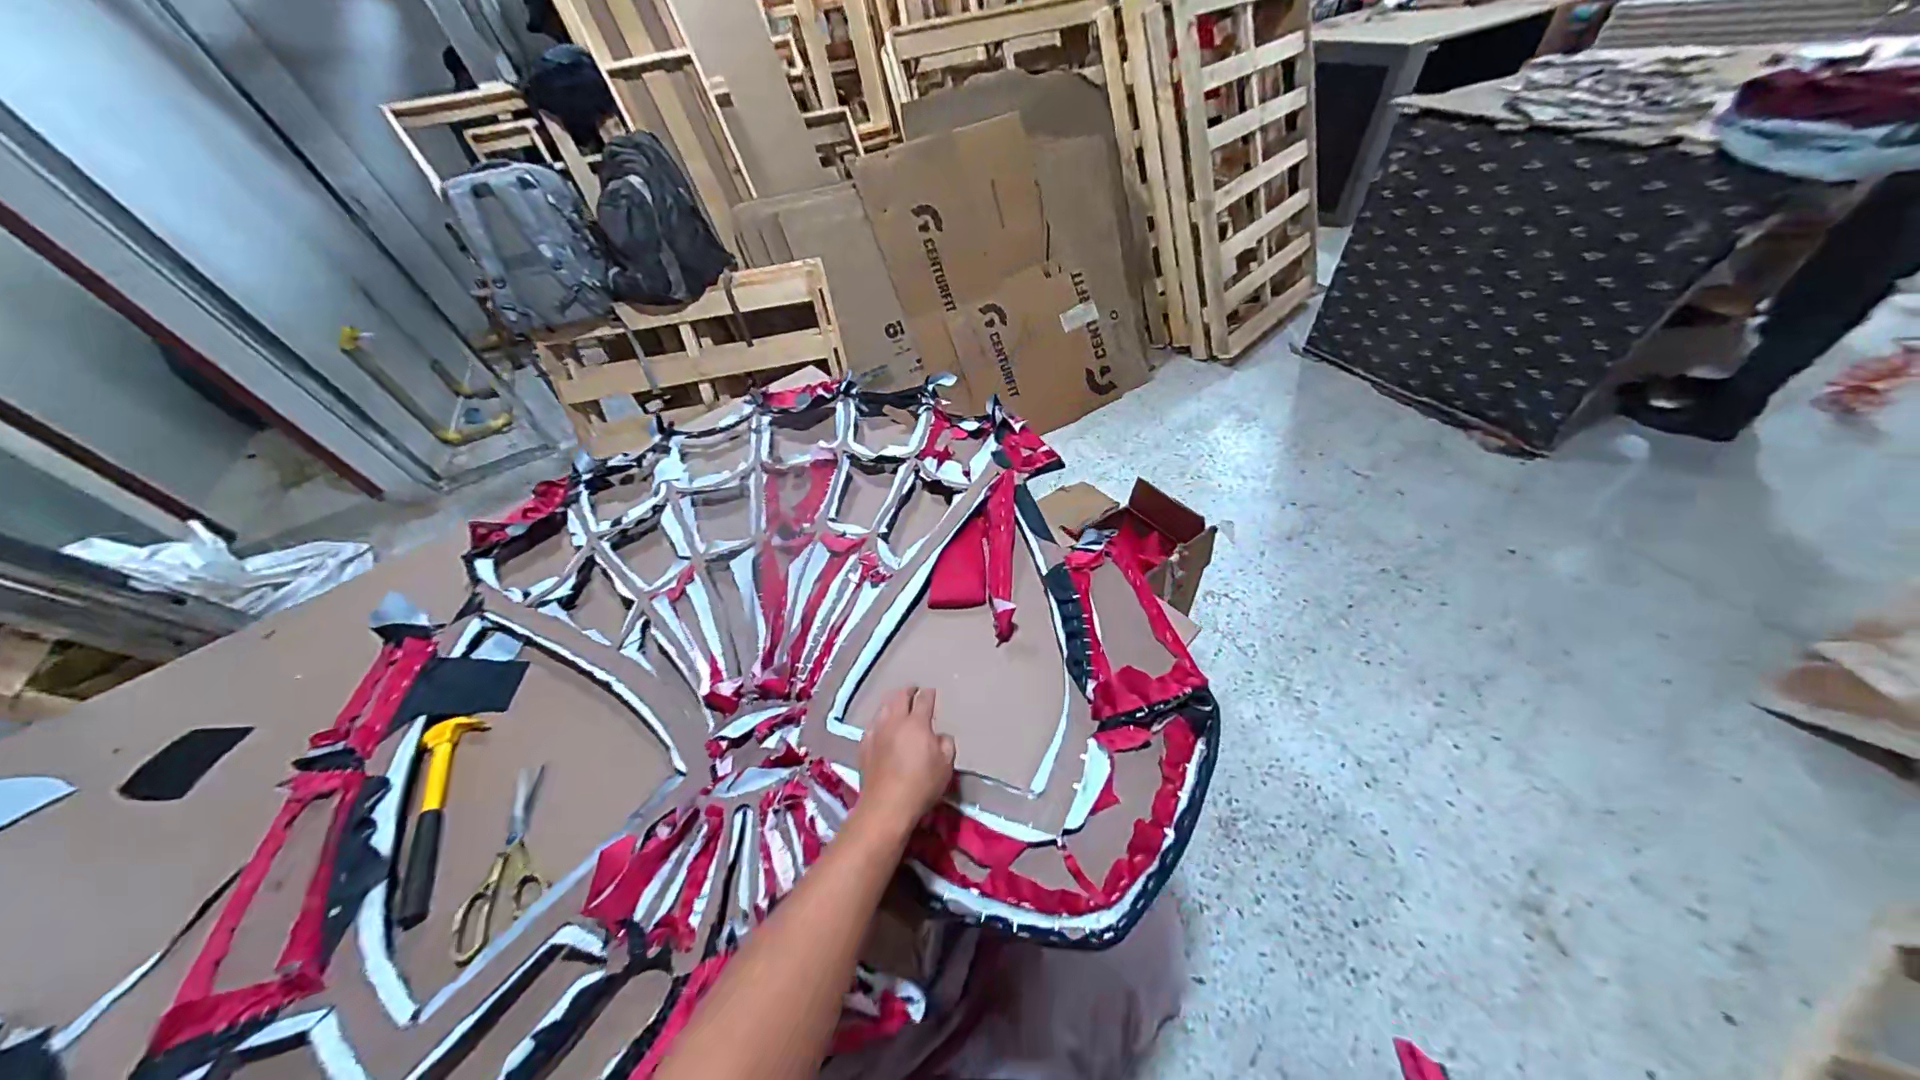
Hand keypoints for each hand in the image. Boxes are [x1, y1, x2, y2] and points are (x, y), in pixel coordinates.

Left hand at [853, 687, 953, 838]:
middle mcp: (895, 721)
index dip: (929, 694)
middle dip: (908, 691)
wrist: (886, 805)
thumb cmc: (921, 785)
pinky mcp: (864, 745)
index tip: (931, 692)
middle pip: (899, 696)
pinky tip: (882, 725)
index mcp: (917, 723)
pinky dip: (880, 720)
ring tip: (897, 703)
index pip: (924, 700)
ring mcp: (876, 732)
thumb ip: (946, 744)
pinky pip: (872, 724)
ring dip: (892, 702)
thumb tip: (940, 736)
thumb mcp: (946, 766)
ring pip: (883, 707)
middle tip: (914, 691)